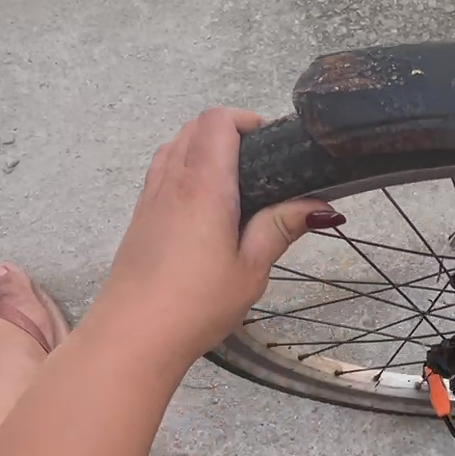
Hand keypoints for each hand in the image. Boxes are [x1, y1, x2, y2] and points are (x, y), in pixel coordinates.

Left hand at [95, 108, 338, 367]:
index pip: (218, 122)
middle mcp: (173, 180)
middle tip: (261, 162)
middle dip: (229, 130)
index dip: (247, 120)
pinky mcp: (139, 217)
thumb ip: (281, 227)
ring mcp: (150, 197)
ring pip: (175, 145)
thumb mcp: (251, 268)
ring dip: (203, 146)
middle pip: (195, 126)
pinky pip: (162, 170)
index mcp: (205, 185)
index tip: (274, 143)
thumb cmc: (197, 303)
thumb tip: (320, 205)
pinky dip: (184, 166)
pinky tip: (203, 203)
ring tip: (234, 179)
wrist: (133, 335)